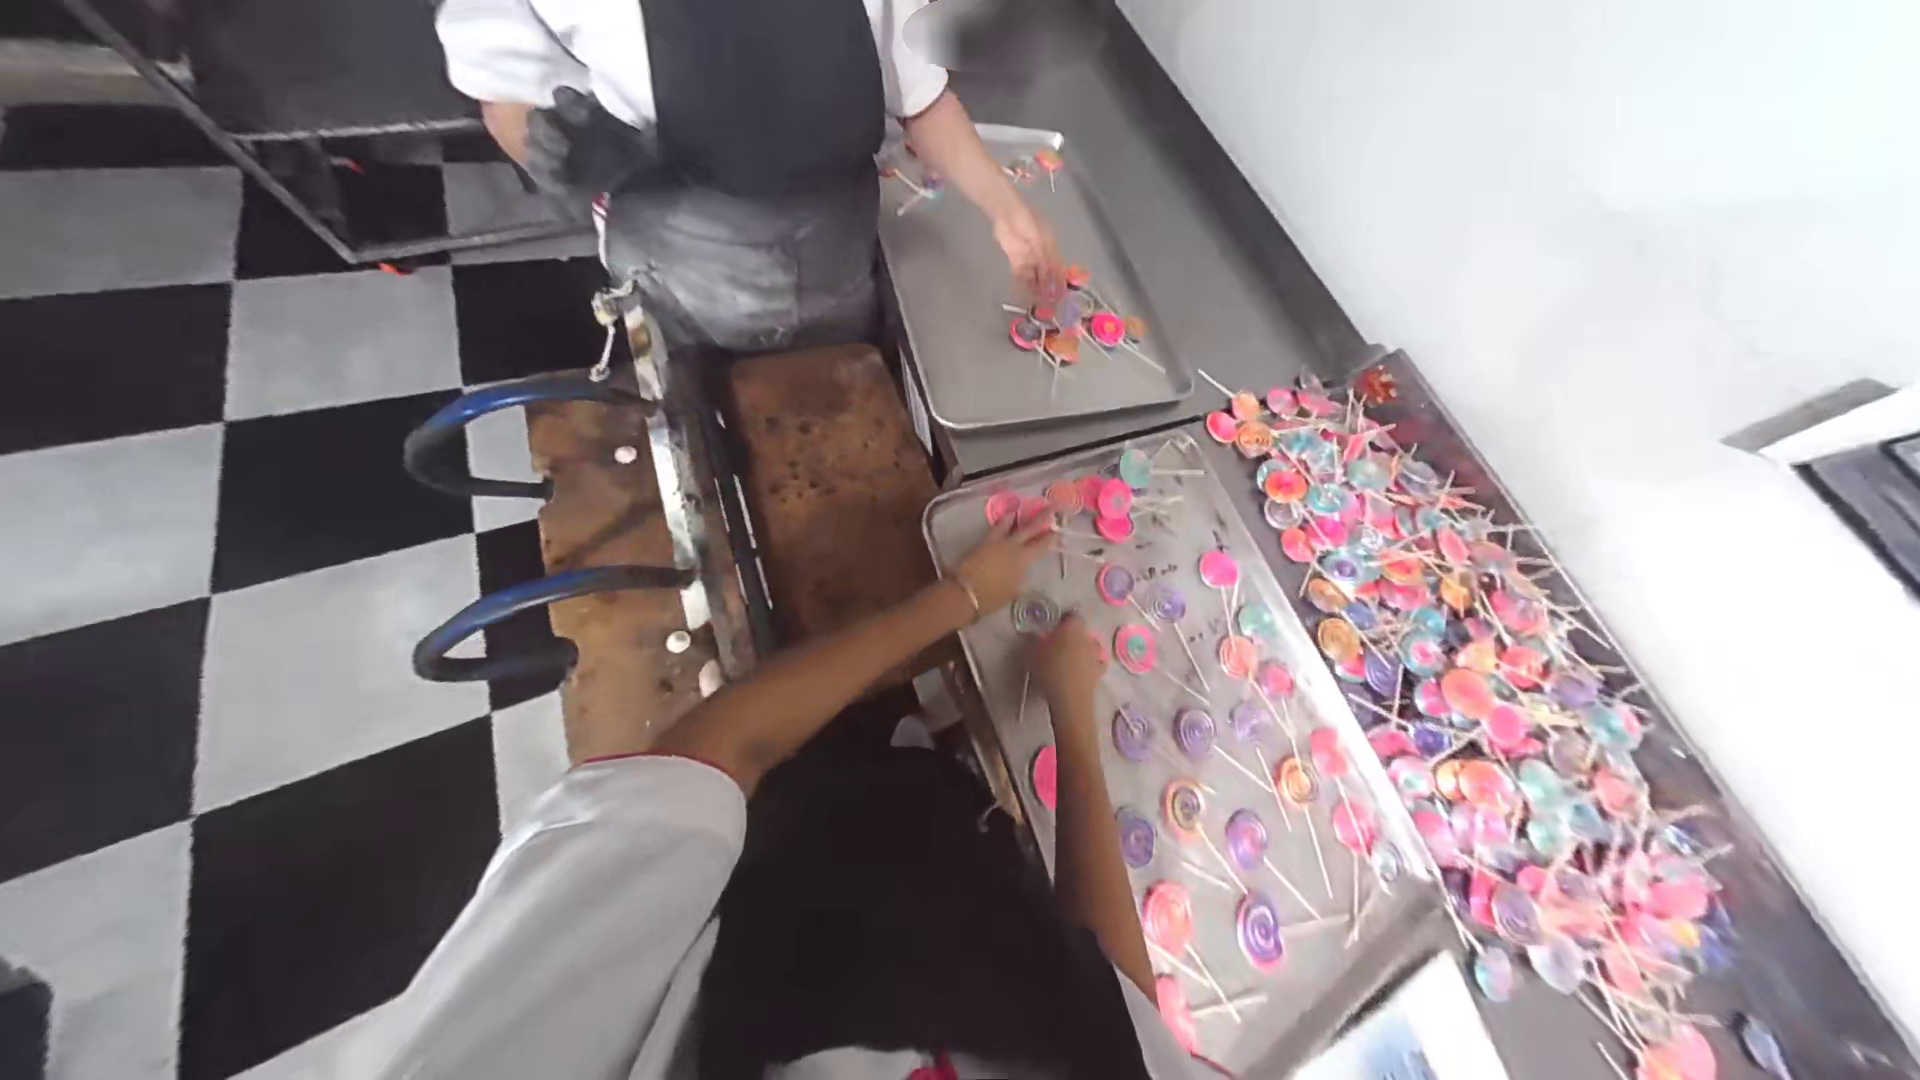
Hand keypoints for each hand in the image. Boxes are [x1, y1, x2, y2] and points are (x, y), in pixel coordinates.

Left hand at [953, 515, 1055, 617]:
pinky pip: (996, 528)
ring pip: (1010, 523)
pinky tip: (1005, 519)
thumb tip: (1022, 572)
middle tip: (1053, 506)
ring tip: (1023, 510)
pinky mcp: (983, 542)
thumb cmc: (991, 598)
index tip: (1058, 532)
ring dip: (1019, 516)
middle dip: (1043, 517)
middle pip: (1030, 528)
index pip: (1042, 545)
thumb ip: (1020, 578)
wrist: (964, 592)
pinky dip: (1003, 522)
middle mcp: (1012, 546)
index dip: (1052, 538)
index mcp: (1023, 560)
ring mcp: (996, 542)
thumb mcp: (1013, 591)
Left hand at [992, 198, 1064, 304]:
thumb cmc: (1028, 221)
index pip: (1058, 267)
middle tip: (1048, 303)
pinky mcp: (1015, 261)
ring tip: (1037, 302)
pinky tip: (1024, 295)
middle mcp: (1041, 254)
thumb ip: (1046, 258)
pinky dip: (1022, 285)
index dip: (1060, 281)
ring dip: (1035, 289)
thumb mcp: (1042, 238)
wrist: (1008, 215)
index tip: (1061, 294)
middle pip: (1046, 275)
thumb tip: (1050, 276)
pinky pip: (1020, 276)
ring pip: (1034, 277)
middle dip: (1048, 288)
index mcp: (1051, 247)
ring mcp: (1028, 258)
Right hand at [1028, 614, 1106, 722]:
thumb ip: (1032, 639)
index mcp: (1072, 628)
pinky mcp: (1099, 673)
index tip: (1053, 627)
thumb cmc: (1050, 670)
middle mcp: (1087, 638)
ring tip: (1069, 658)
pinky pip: (1095, 664)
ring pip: (1090, 647)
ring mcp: (1096, 656)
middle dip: (1072, 635)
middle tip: (1057, 644)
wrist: (1070, 699)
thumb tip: (1034, 634)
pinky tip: (1080, 671)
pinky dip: (1089, 665)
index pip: (1072, 616)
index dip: (1063, 620)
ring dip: (1082, 650)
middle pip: (1081, 631)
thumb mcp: (1031, 652)